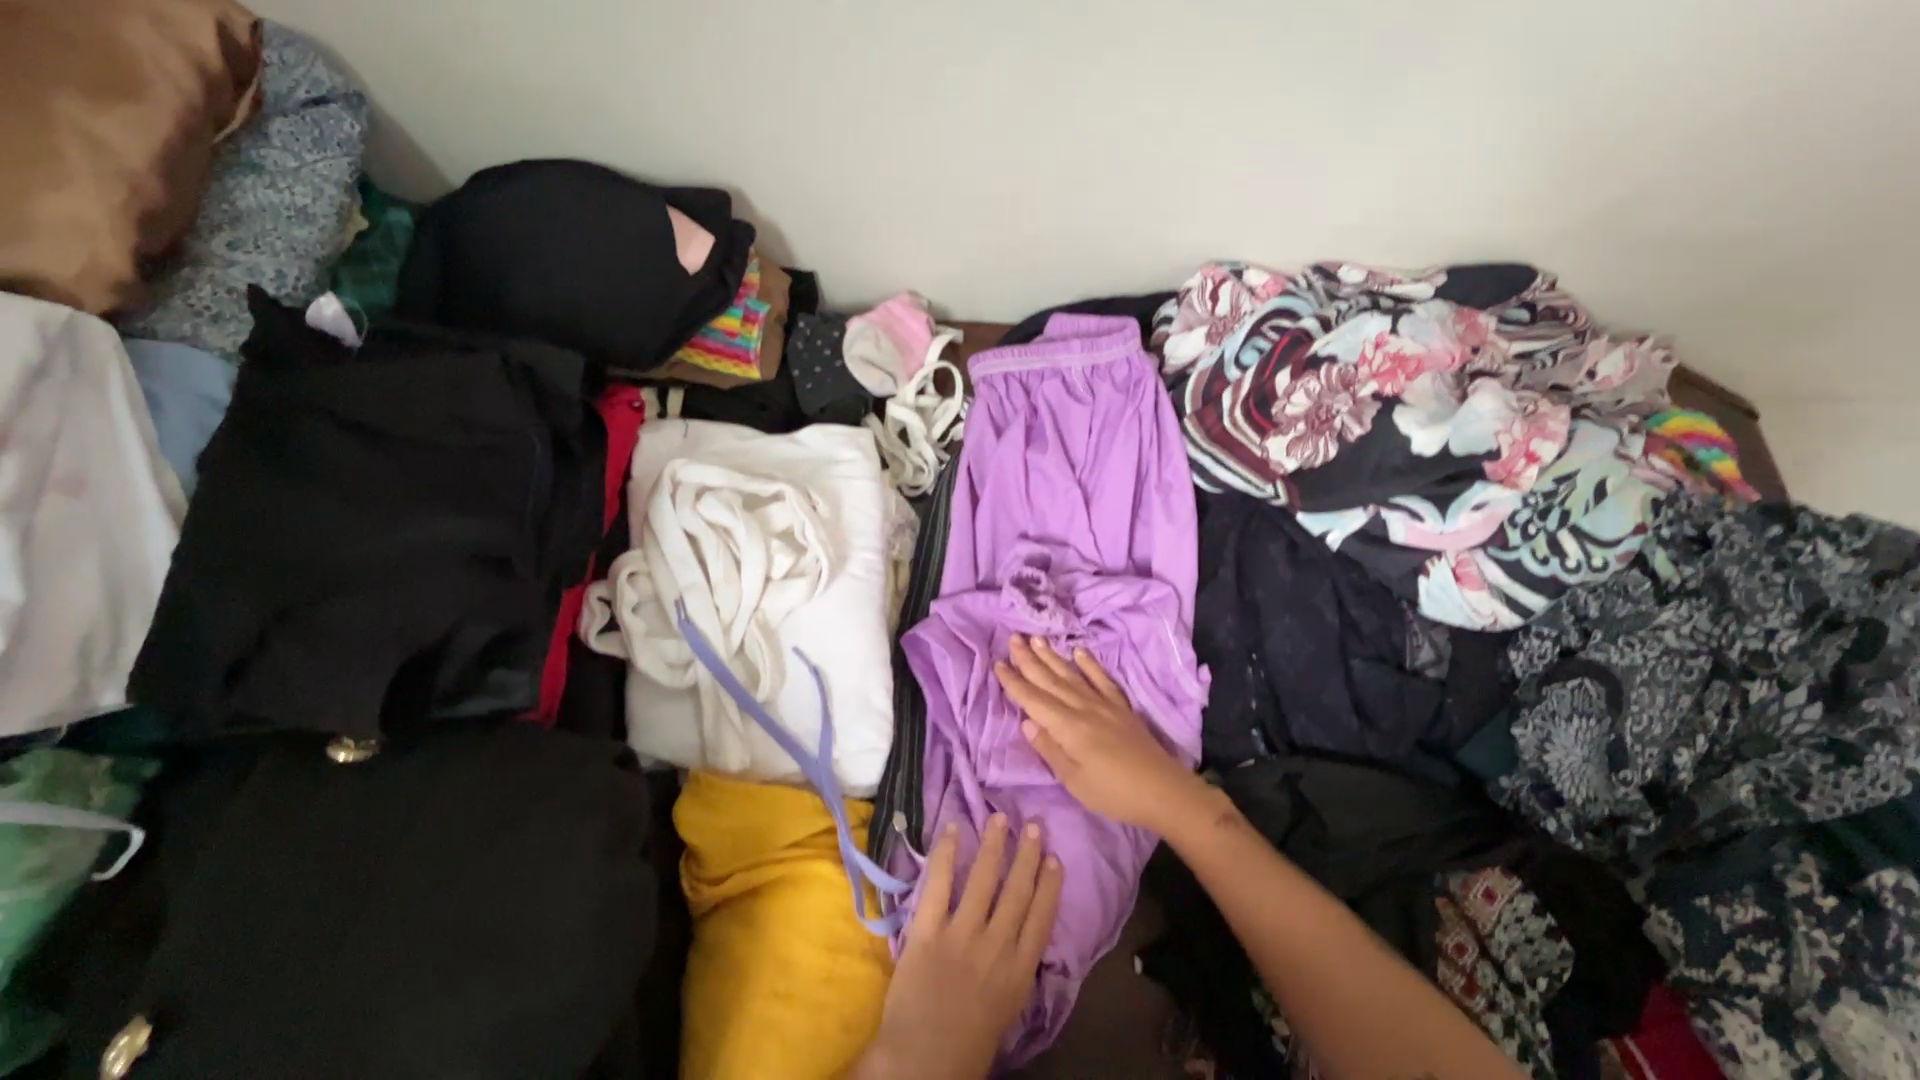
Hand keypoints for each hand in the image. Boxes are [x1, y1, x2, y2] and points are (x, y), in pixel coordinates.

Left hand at [856, 814, 1062, 1079]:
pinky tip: (953, 829)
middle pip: (1017, 891)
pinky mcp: (926, 931)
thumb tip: (1016, 939)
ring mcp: (961, 935)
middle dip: (1027, 855)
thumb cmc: (966, 1046)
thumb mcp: (1007, 1009)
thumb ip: (1013, 970)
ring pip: (983, 879)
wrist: (922, 1061)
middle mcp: (997, 946)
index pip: (1041, 917)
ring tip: (1000, 819)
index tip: (1055, 858)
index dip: (1050, 885)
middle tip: (1034, 825)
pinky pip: (939, 884)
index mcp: (1020, 970)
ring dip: (993, 845)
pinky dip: (946, 853)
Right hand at [995, 635, 1214, 833]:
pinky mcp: (1121, 708)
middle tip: (1013, 638)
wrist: (1164, 791)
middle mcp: (1084, 708)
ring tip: (1037, 639)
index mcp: (1068, 727)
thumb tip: (1026, 721)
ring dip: (1053, 657)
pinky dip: (1090, 665)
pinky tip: (1079, 653)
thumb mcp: (1074, 780)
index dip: (1014, 682)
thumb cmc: (1113, 793)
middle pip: (1051, 680)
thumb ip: (1049, 749)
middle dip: (1029, 660)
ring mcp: (1105, 705)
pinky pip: (1102, 680)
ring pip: (1072, 675)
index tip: (997, 664)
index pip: (1033, 700)